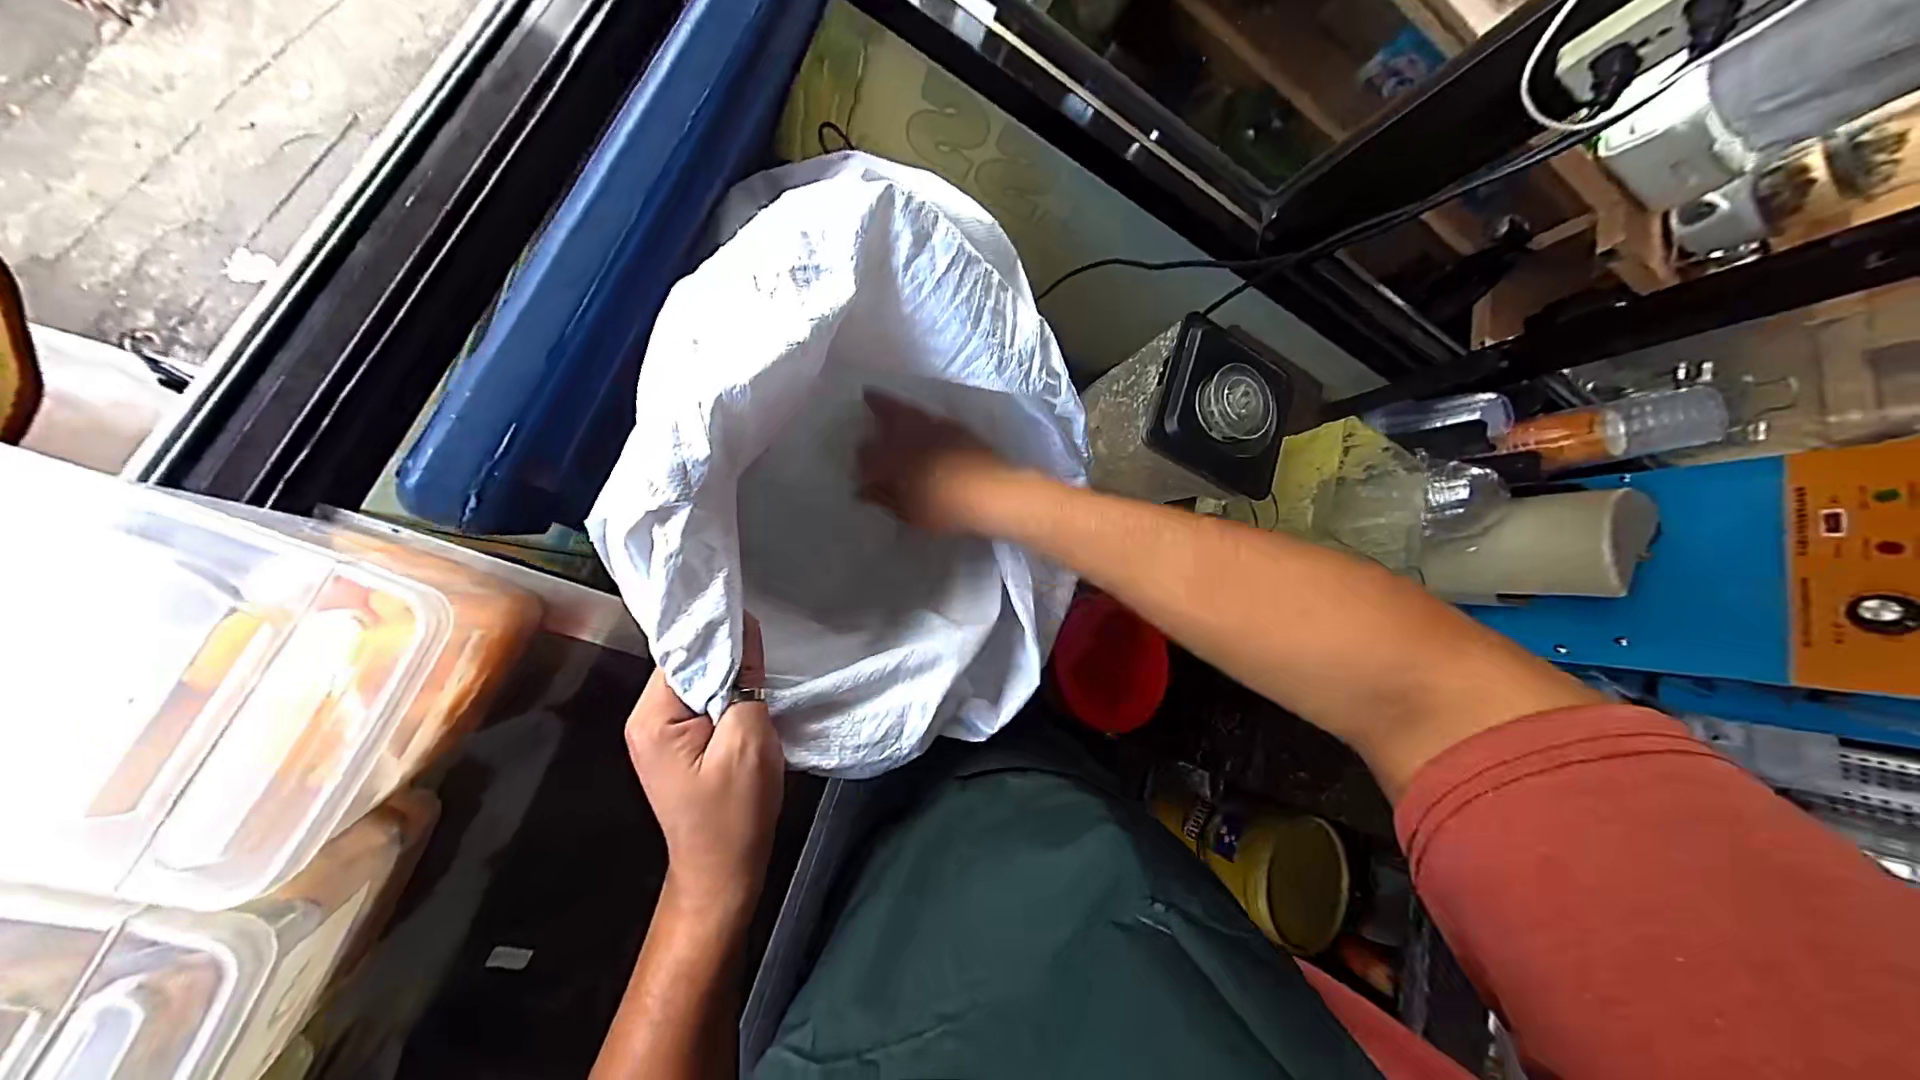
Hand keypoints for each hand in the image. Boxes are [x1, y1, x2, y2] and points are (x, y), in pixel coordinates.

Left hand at [625, 616, 784, 912]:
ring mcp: (660, 732)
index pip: (683, 652)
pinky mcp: (679, 742)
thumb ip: (745, 679)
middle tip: (763, 652)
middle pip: (688, 663)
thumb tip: (744, 630)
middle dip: (726, 656)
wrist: (723, 871)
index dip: (718, 634)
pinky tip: (749, 697)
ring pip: (699, 681)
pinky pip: (703, 700)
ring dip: (730, 676)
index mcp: (652, 718)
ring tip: (760, 674)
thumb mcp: (749, 740)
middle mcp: (646, 719)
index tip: (751, 619)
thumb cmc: (733, 814)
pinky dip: (728, 694)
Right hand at [856, 390, 1021, 533]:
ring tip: (893, 405)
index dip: (862, 457)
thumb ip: (883, 497)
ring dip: (899, 406)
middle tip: (868, 395)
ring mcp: (934, 426)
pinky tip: (924, 425)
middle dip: (875, 403)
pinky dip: (922, 418)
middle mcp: (907, 434)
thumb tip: (863, 490)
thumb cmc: (943, 508)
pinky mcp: (956, 427)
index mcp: (889, 457)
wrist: (988, 492)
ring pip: (910, 410)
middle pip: (886, 411)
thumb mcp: (907, 511)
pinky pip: (931, 417)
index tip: (862, 462)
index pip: (866, 452)